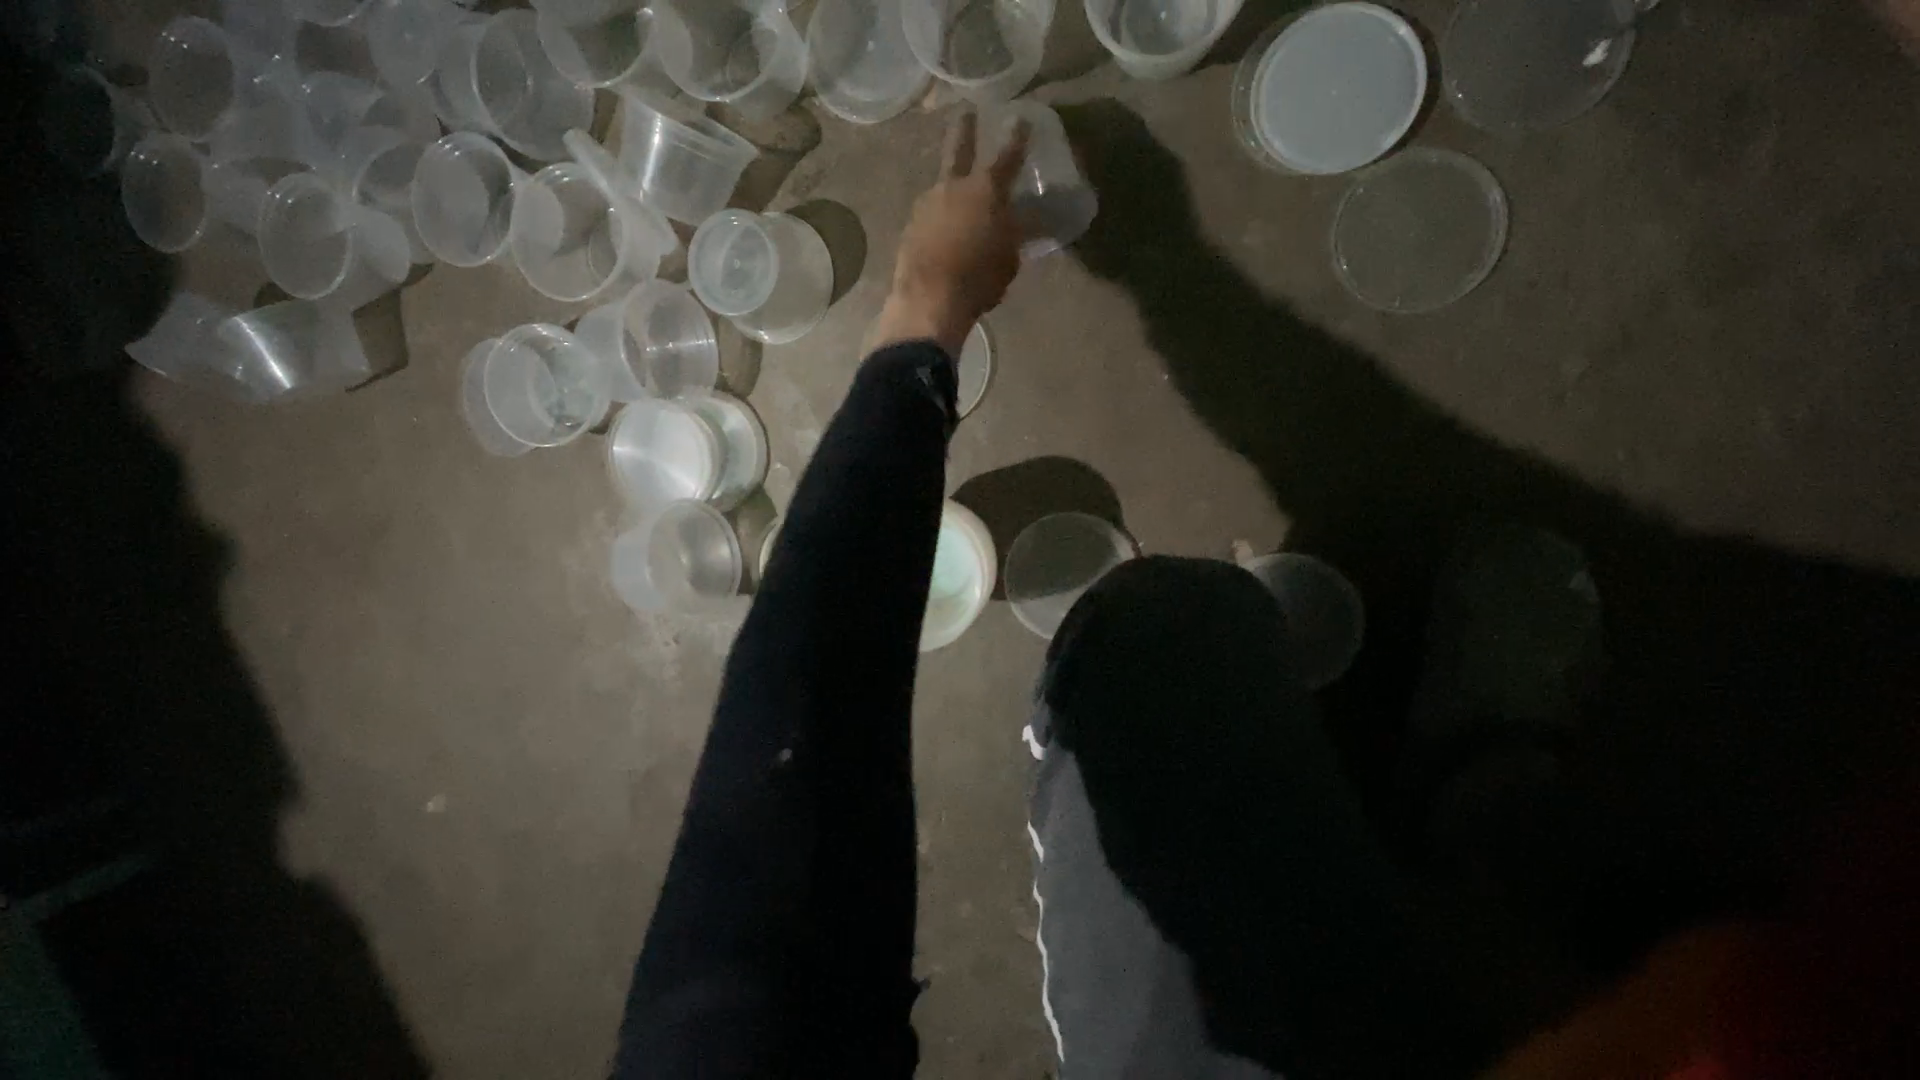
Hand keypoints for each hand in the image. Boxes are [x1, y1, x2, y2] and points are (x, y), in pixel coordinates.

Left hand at [872, 110, 1029, 357]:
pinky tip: (943, 230)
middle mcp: (953, 187)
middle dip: (964, 129)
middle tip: (965, 112)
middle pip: (958, 149)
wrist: (929, 300)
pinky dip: (939, 217)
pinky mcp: (909, 226)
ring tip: (957, 192)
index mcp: (986, 190)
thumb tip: (1023, 222)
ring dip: (950, 185)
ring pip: (941, 186)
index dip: (1017, 138)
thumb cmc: (979, 278)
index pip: (1008, 157)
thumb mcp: (1010, 258)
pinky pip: (930, 214)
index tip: (1021, 118)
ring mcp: (926, 204)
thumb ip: (1015, 234)